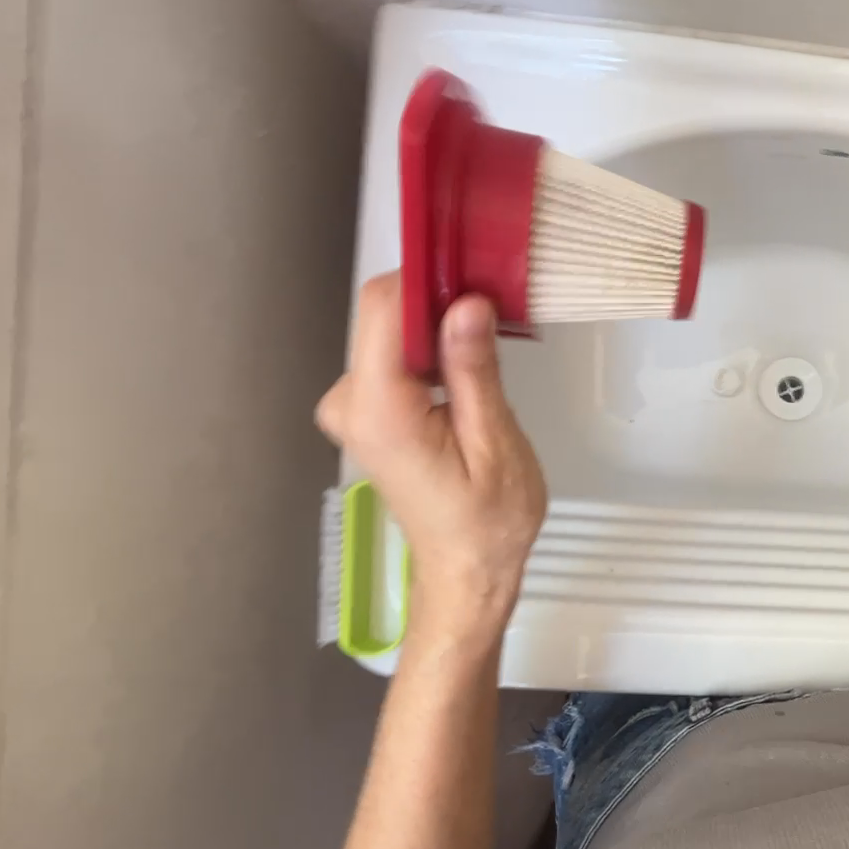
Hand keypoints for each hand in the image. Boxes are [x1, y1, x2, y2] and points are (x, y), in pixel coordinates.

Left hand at [316, 272, 546, 632]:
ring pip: (392, 334)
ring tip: (491, 351)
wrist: (468, 570)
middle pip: (385, 317)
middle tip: (498, 317)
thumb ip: (474, 370)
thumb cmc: (490, 520)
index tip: (479, 278)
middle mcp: (350, 402)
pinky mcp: (366, 412)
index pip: (384, 308)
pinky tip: (468, 373)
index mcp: (380, 410)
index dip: (429, 280)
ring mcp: (352, 408)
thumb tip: (466, 303)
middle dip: (441, 306)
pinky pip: (394, 358)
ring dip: (440, 330)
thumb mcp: (495, 442)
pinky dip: (431, 352)